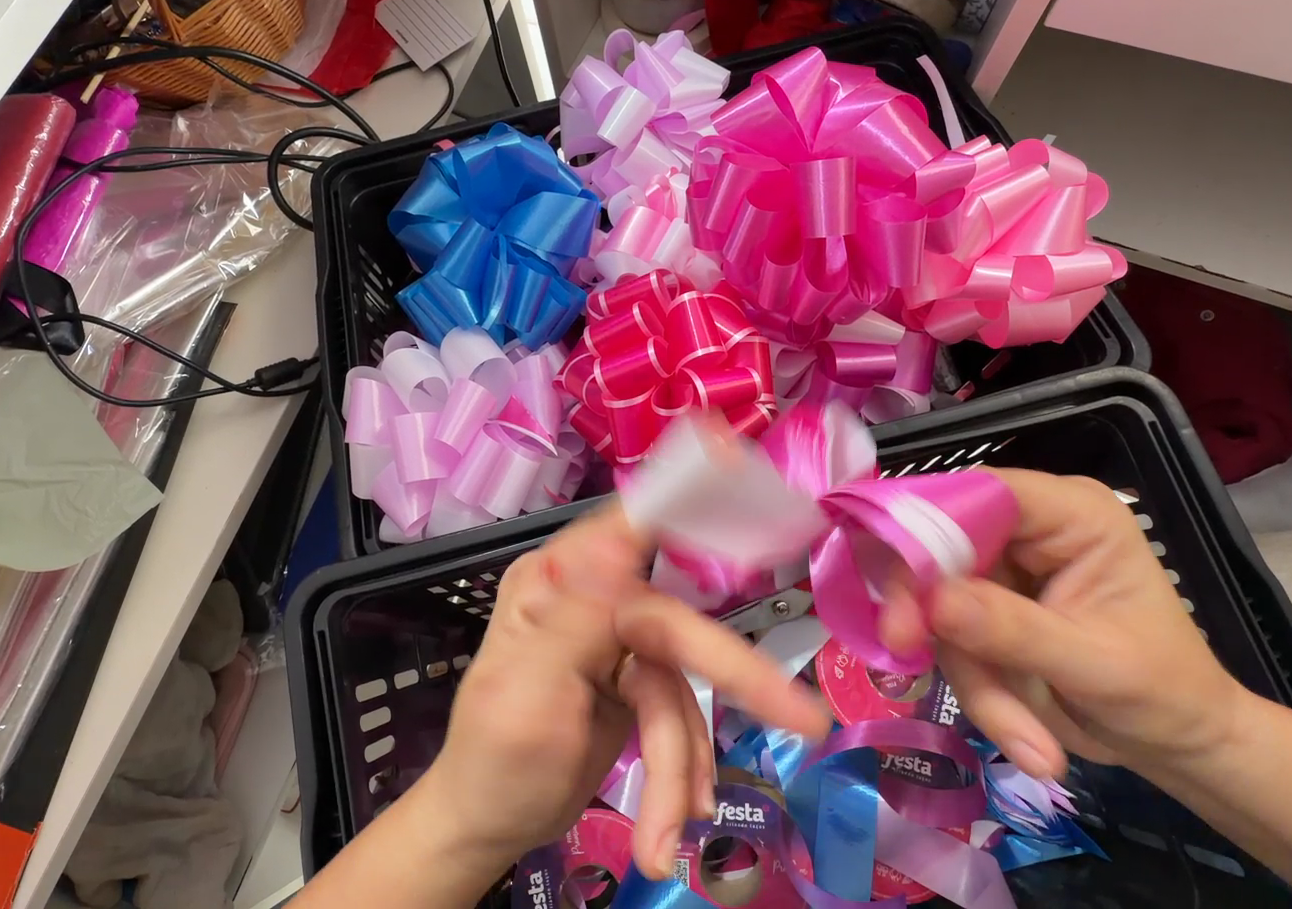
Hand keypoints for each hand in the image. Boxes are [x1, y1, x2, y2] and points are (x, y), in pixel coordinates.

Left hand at [416, 504, 830, 880]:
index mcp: (554, 583)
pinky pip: (679, 713)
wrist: (487, 828)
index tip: (734, 460)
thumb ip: (577, 614)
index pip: (626, 527)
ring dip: (680, 759)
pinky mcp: (635, 683)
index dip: (683, 494)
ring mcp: (616, 642)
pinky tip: (670, 814)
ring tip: (666, 831)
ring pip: (682, 684)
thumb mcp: (528, 691)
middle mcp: (590, 598)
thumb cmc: (494, 760)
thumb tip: (617, 539)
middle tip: (803, 719)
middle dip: (732, 680)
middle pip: (677, 624)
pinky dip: (679, 764)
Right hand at [878, 468, 1252, 779]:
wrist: (1179, 745)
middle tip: (904, 647)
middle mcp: (1025, 528)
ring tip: (1030, 744)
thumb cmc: (1165, 695)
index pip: (979, 493)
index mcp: (1070, 514)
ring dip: (967, 671)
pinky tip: (1024, 738)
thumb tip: (931, 601)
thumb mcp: (1097, 665)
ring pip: (934, 598)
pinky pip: (943, 632)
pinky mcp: (979, 604)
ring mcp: (998, 567)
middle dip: (926, 606)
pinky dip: (971, 685)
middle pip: (939, 543)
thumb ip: (1012, 629)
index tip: (895, 579)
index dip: (927, 524)